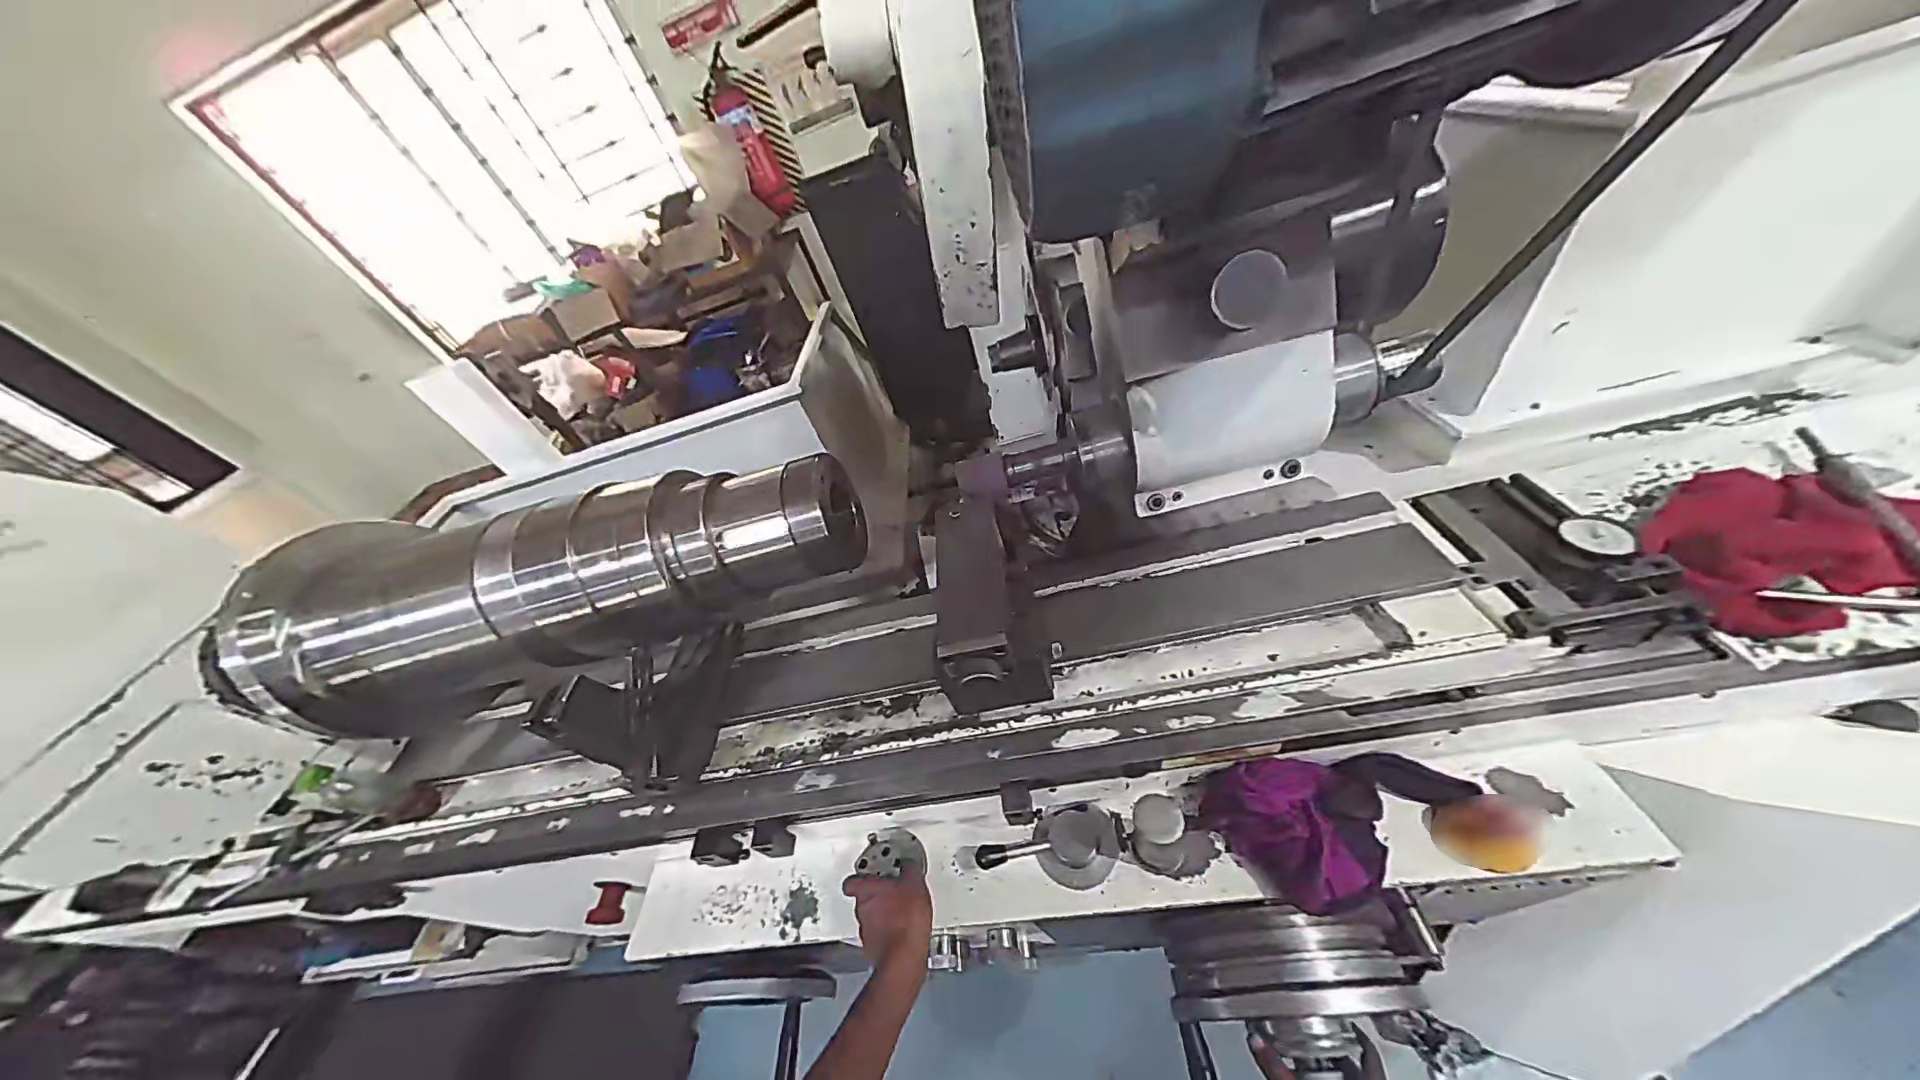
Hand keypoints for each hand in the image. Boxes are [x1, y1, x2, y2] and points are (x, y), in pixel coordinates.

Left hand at [842, 870, 932, 972]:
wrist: (905, 955)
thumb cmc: (905, 919)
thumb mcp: (915, 883)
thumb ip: (909, 870)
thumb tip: (909, 865)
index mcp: (867, 890)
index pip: (852, 881)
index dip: (860, 877)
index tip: (870, 872)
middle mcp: (861, 910)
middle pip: (862, 898)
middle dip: (876, 894)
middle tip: (891, 890)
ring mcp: (866, 930)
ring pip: (869, 917)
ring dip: (881, 913)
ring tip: (899, 910)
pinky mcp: (873, 948)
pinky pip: (877, 934)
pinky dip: (886, 931)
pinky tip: (901, 929)